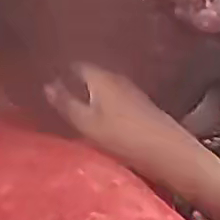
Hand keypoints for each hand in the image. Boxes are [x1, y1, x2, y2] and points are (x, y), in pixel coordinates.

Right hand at [43, 63, 201, 190]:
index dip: (59, 70)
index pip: (74, 63)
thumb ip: (65, 102)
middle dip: (73, 81)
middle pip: (89, 74)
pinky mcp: (142, 107)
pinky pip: (113, 97)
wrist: (174, 156)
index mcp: (100, 76)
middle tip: (56, 94)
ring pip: (102, 86)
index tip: (45, 79)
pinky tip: (97, 119)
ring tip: (73, 108)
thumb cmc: (125, 138)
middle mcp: (116, 77)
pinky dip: (102, 103)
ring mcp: (132, 91)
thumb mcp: (87, 123)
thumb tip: (46, 84)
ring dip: (88, 93)